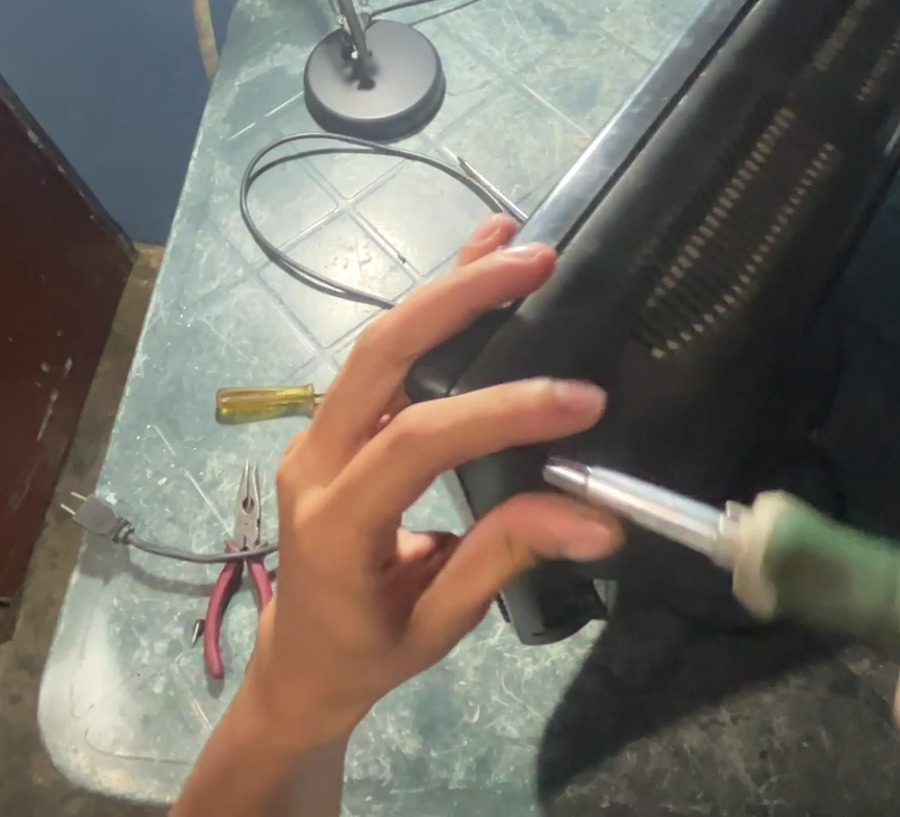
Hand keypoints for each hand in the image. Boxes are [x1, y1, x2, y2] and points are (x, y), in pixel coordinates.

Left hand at [241, 213, 624, 747]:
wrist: (301, 658)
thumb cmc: (367, 651)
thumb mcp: (439, 621)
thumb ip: (505, 557)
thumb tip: (598, 519)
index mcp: (334, 519)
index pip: (414, 443)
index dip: (497, 412)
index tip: (580, 401)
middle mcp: (313, 457)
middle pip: (378, 355)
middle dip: (457, 299)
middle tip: (533, 262)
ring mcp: (316, 432)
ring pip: (377, 341)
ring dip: (443, 290)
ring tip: (504, 241)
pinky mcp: (334, 422)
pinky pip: (379, 357)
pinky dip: (428, 312)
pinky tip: (466, 269)